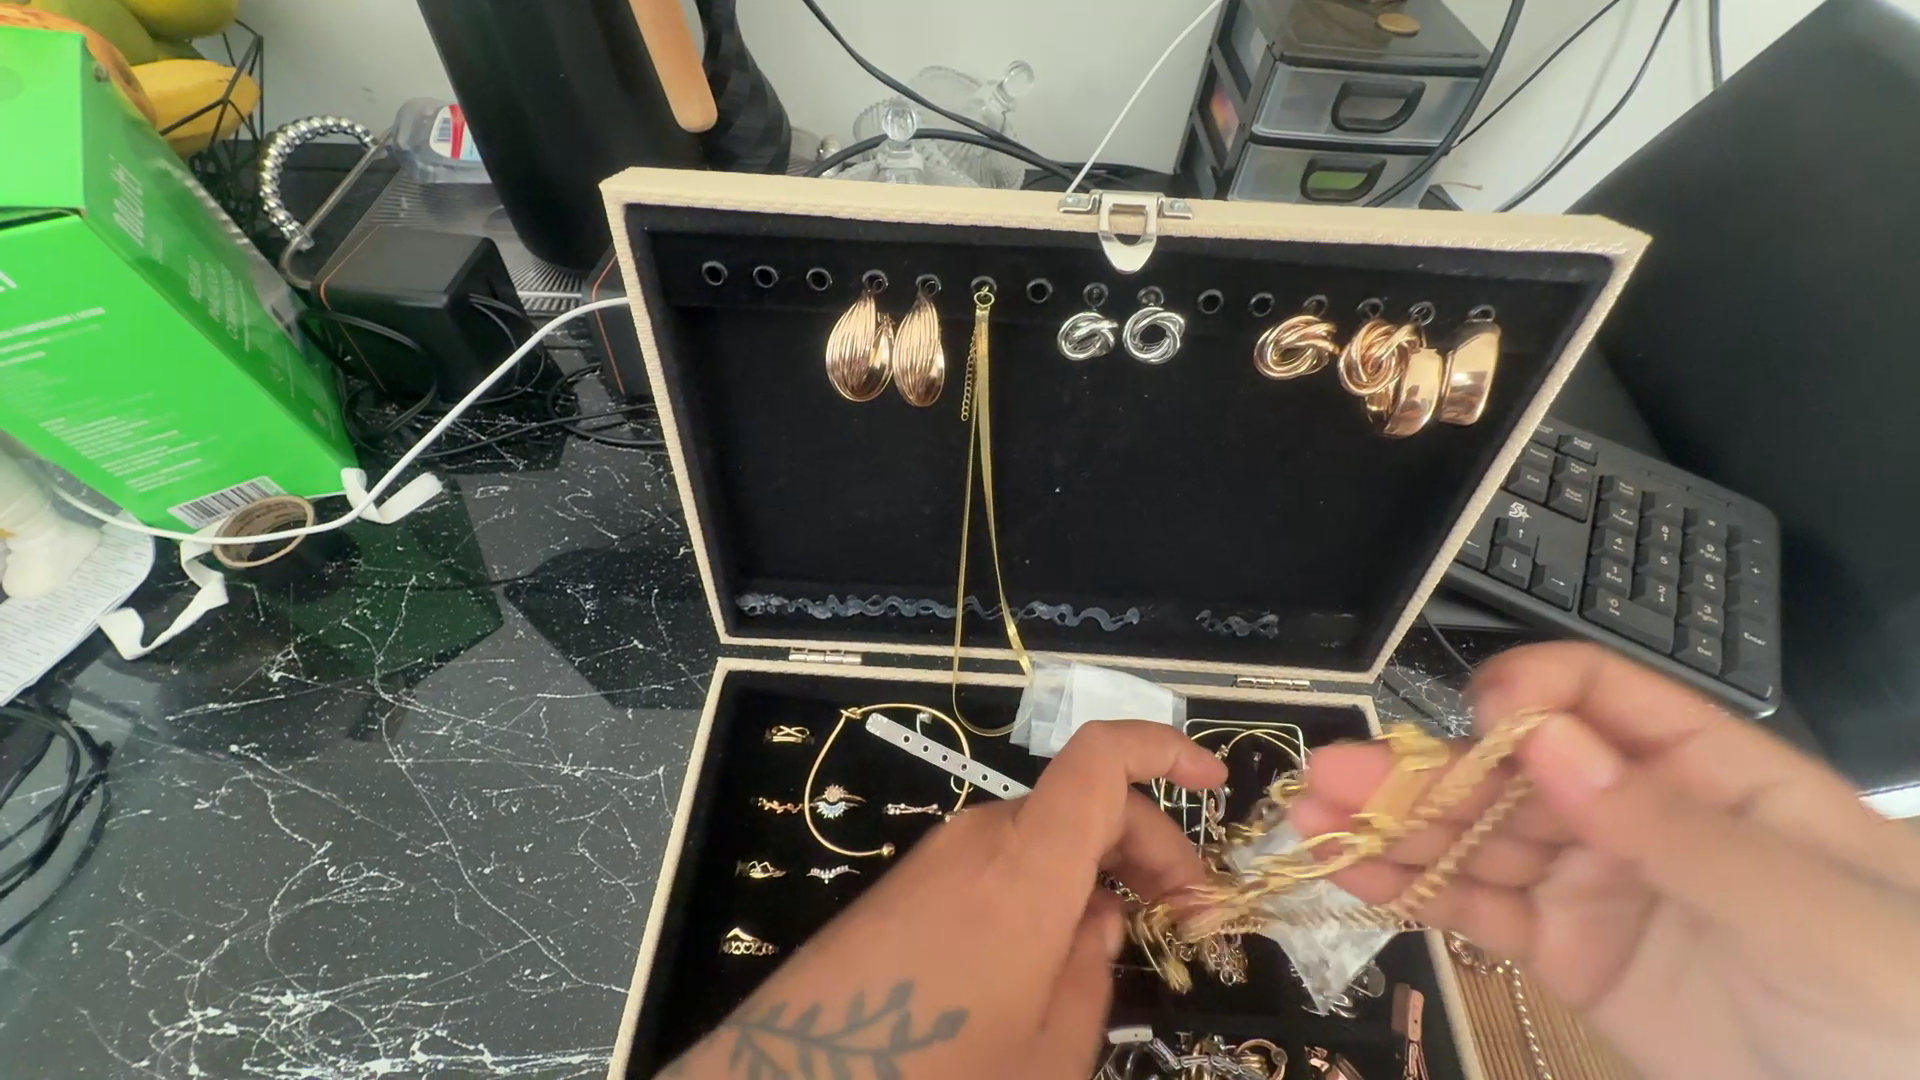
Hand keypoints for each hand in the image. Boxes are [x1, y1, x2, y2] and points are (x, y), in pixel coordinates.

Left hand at [666, 721, 1225, 1079]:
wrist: (792, 1075)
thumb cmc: (938, 1072)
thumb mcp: (1046, 1049)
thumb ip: (1092, 969)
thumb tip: (1103, 915)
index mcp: (1027, 863)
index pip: (1099, 759)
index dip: (1161, 749)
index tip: (1213, 779)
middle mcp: (984, 835)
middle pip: (1084, 800)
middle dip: (1148, 844)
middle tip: (1185, 919)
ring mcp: (943, 851)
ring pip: (1045, 830)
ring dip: (1098, 865)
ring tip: (1122, 939)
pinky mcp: (915, 876)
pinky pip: (1001, 855)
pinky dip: (1048, 879)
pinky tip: (1051, 947)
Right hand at [1290, 642, 1919, 1079]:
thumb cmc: (1912, 1027)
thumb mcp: (1826, 927)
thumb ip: (1679, 830)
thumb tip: (1543, 741)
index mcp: (1703, 774)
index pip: (1591, 696)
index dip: (1524, 699)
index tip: (1473, 730)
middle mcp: (1627, 811)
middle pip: (1500, 772)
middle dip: (1413, 774)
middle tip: (1328, 777)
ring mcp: (1585, 880)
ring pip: (1468, 837)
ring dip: (1386, 828)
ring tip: (1309, 824)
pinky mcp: (1557, 948)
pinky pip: (1470, 906)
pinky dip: (1406, 891)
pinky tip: (1349, 877)